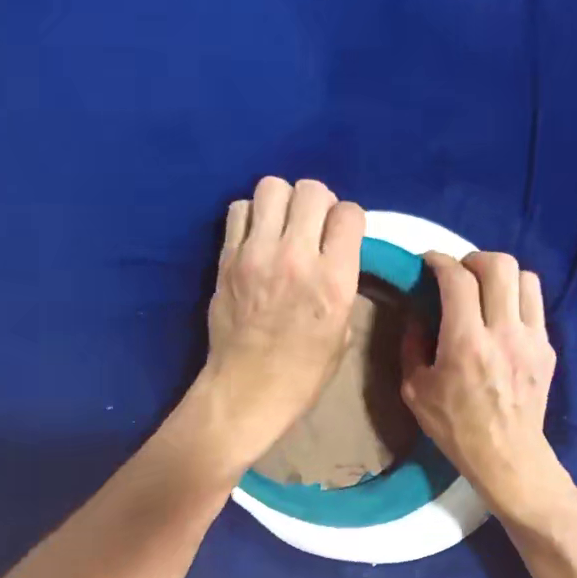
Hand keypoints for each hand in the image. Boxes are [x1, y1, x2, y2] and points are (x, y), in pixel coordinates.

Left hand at [197, 176, 364, 466]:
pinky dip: (251, 215)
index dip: (349, 220)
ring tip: (282, 225)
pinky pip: (239, 209)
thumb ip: (342, 287)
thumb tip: (334, 261)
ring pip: (272, 187)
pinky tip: (255, 237)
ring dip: (283, 201)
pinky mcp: (227, 258)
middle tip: (312, 226)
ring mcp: (257, 253)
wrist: (246, 390)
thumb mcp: (342, 333)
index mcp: (334, 280)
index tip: (343, 236)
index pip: (349, 213)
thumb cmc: (302, 373)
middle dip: (319, 203)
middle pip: (312, 190)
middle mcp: (297, 257)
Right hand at [401, 252, 564, 516]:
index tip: (429, 262)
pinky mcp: (546, 348)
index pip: (458, 279)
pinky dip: (516, 298)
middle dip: (473, 259)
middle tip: (459, 273)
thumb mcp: (415, 390)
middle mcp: (503, 332)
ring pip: (524, 277)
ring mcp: (531, 339)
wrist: (507, 456)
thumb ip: (412, 346)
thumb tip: (417, 313)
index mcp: (465, 343)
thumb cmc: (455, 427)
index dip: (440, 261)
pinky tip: (501, 316)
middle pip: (498, 265)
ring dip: (500, 275)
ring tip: (484, 290)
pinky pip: (535, 304)